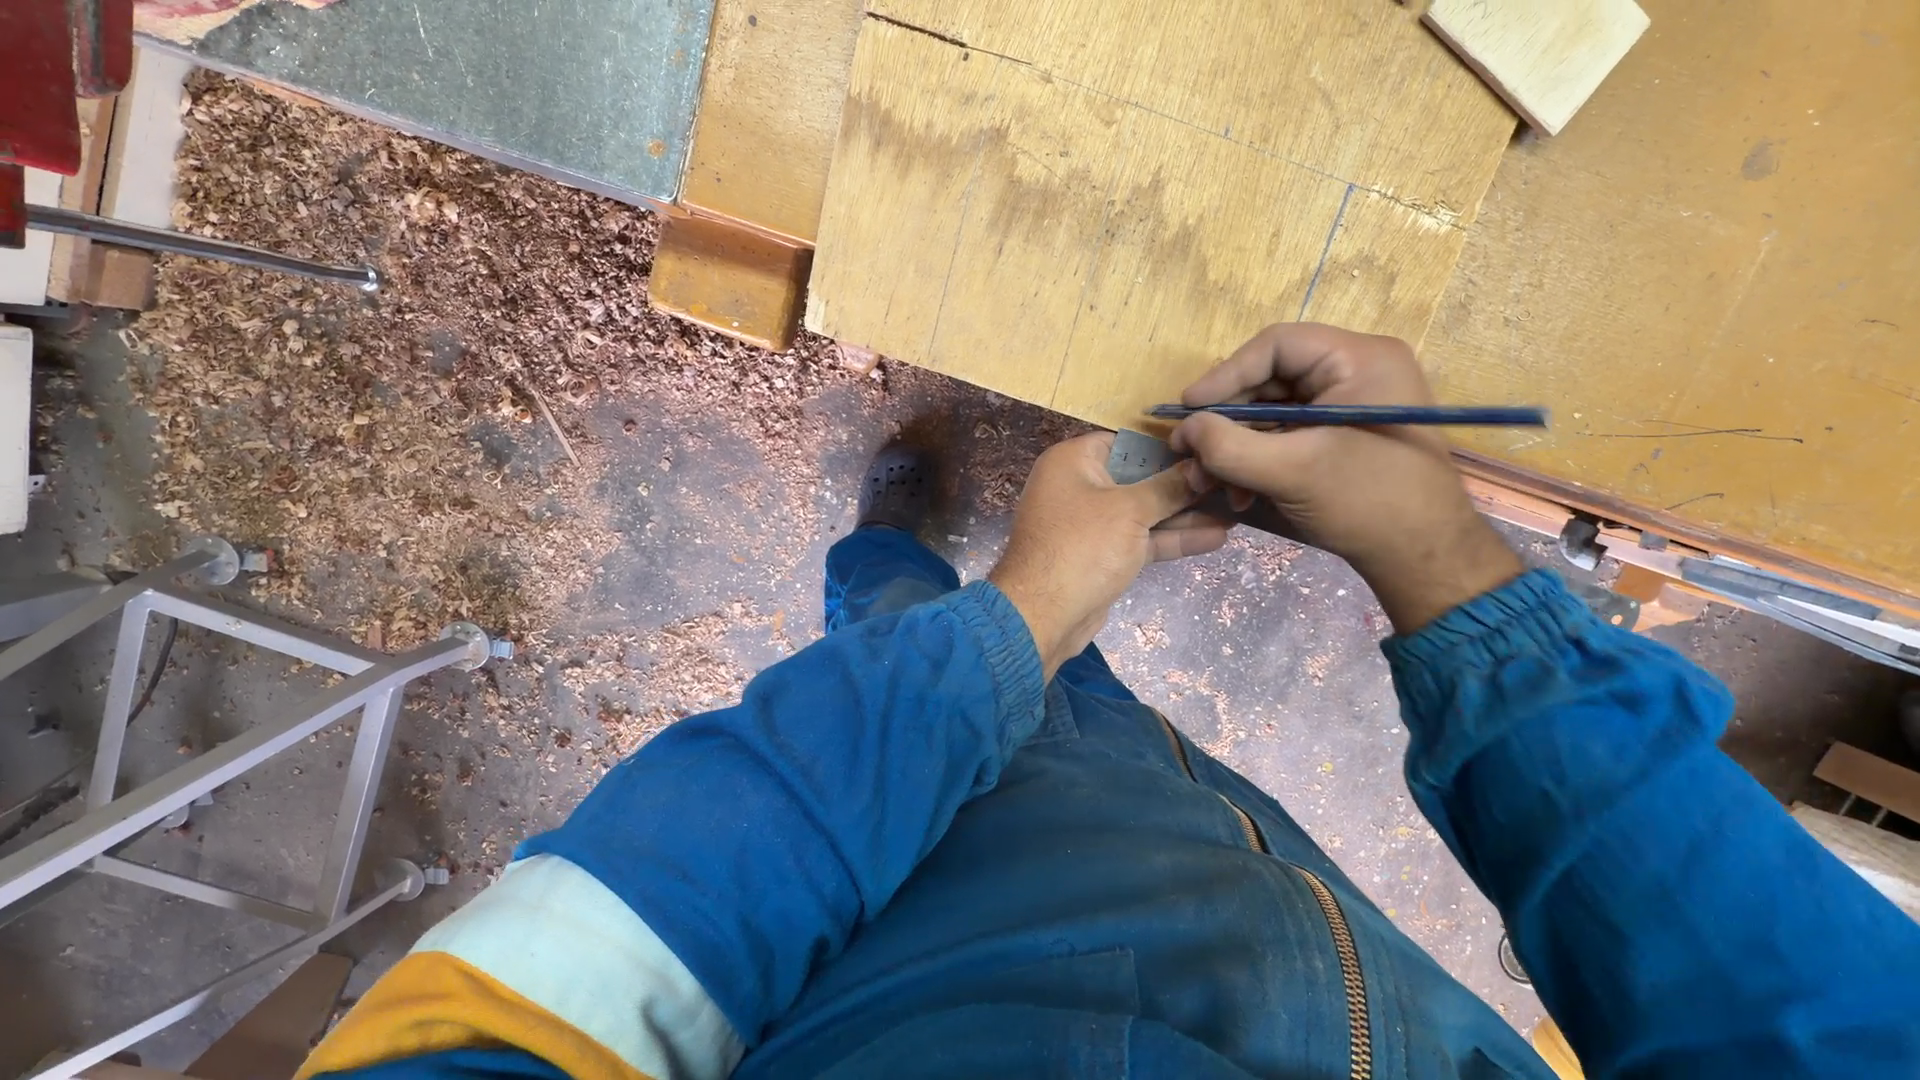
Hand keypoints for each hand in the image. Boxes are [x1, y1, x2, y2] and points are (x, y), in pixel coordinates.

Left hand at [989, 433, 1229, 676]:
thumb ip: (1169, 487)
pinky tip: (1216, 536)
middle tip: (1232, 481)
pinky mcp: (1103, 555)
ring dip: (1185, 513)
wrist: (1043, 616)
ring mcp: (1091, 523)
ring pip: (1144, 511)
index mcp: (1073, 460)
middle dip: (1184, 483)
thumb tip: (1203, 467)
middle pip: (1140, 477)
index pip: (1127, 442)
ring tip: (1236, 509)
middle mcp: (1079, 485)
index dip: (1168, 446)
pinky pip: (1141, 539)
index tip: (1209, 449)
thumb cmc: (1082, 547)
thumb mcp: (1130, 510)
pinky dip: (1172, 538)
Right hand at [1170, 323, 1521, 632]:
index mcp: (1360, 360)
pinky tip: (1241, 491)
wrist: (1423, 557)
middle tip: (1193, 452)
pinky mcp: (1342, 435)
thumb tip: (1182, 430)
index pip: (1276, 346)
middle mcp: (1357, 371)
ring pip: (1272, 411)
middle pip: (1270, 379)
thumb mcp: (1289, 472)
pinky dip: (1258, 459)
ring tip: (1212, 482)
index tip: (1187, 408)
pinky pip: (1287, 434)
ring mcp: (1350, 404)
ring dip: (1237, 446)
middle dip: (1227, 421)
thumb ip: (1228, 446)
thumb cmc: (1367, 503)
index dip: (1225, 374)